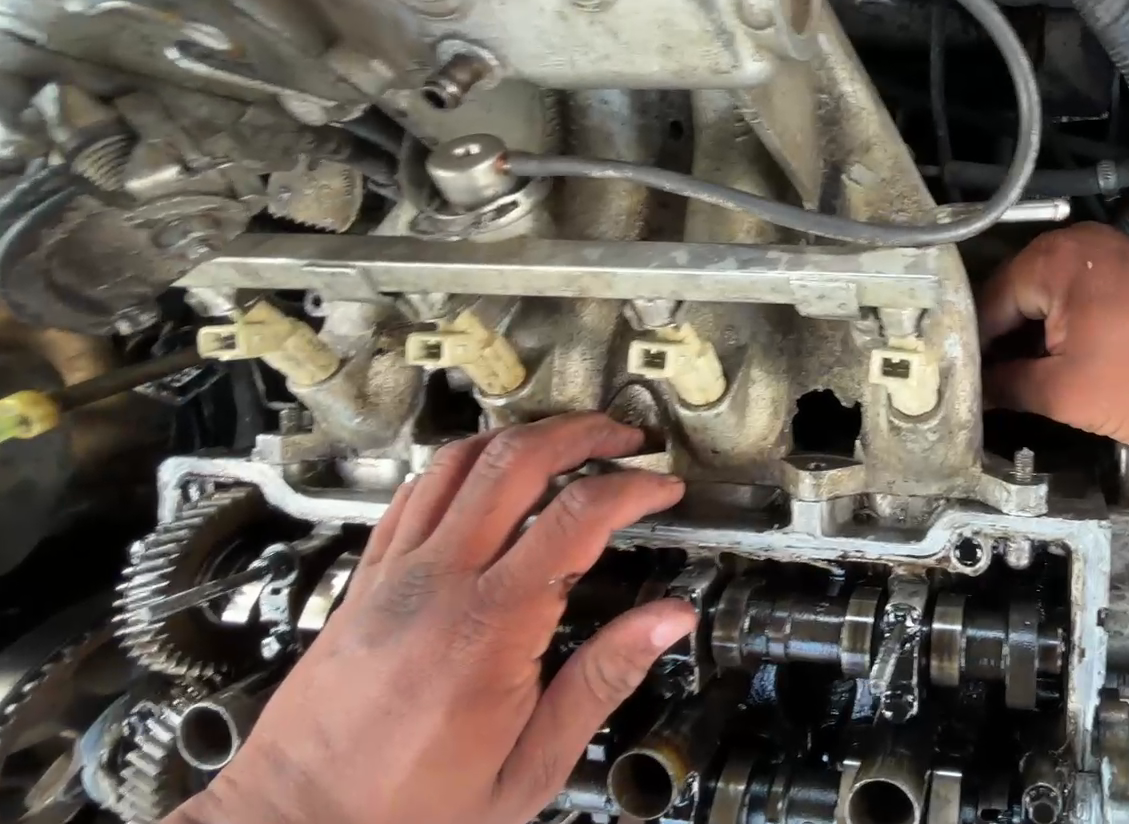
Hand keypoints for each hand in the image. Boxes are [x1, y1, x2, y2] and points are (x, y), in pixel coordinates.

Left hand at [171, 413, 696, 823]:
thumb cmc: (413, 813)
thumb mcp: (531, 766)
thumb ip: (604, 680)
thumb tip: (671, 618)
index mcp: (491, 627)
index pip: (577, 517)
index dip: (633, 488)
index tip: (663, 488)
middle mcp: (440, 582)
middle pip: (518, 462)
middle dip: (584, 434)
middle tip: (626, 436)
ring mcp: (395, 572)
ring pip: (463, 460)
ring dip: (527, 434)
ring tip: (570, 437)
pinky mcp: (366, 577)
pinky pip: (415, 490)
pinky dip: (465, 460)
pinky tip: (493, 468)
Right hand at [979, 222, 1128, 449]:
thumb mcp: (1064, 392)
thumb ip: (1008, 387)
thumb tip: (977, 392)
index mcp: (1056, 259)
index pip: (989, 300)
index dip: (972, 346)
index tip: (960, 380)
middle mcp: (1083, 244)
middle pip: (1019, 292)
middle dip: (1002, 338)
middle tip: (986, 383)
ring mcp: (1116, 255)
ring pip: (1051, 295)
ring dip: (1034, 334)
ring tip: (1019, 379)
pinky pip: (1082, 294)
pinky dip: (1065, 326)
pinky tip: (1060, 361)